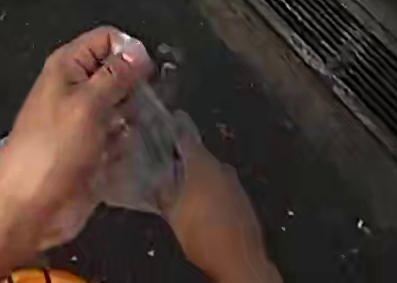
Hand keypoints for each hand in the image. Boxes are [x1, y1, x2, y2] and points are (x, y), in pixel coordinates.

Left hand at [0, 27, 153, 249]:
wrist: (30, 206)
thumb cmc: (52, 148)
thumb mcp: (87, 104)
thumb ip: (115, 75)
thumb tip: (139, 49)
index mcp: (69, 65)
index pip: (106, 39)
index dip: (129, 50)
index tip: (148, 73)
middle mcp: (77, 86)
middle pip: (118, 72)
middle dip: (135, 87)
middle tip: (147, 105)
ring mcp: (86, 118)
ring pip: (123, 105)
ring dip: (133, 118)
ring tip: (135, 132)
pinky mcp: (94, 146)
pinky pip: (120, 136)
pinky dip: (126, 143)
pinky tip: (127, 153)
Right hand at [160, 117, 279, 282]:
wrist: (241, 264)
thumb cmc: (204, 236)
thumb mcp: (173, 213)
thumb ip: (161, 191)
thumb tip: (152, 178)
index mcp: (201, 163)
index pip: (184, 137)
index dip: (171, 134)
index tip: (161, 133)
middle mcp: (220, 167)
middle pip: (198, 155)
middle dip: (184, 162)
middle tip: (170, 172)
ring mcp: (235, 183)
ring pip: (212, 172)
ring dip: (200, 178)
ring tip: (187, 194)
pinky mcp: (244, 200)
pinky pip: (224, 187)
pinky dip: (214, 192)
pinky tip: (206, 208)